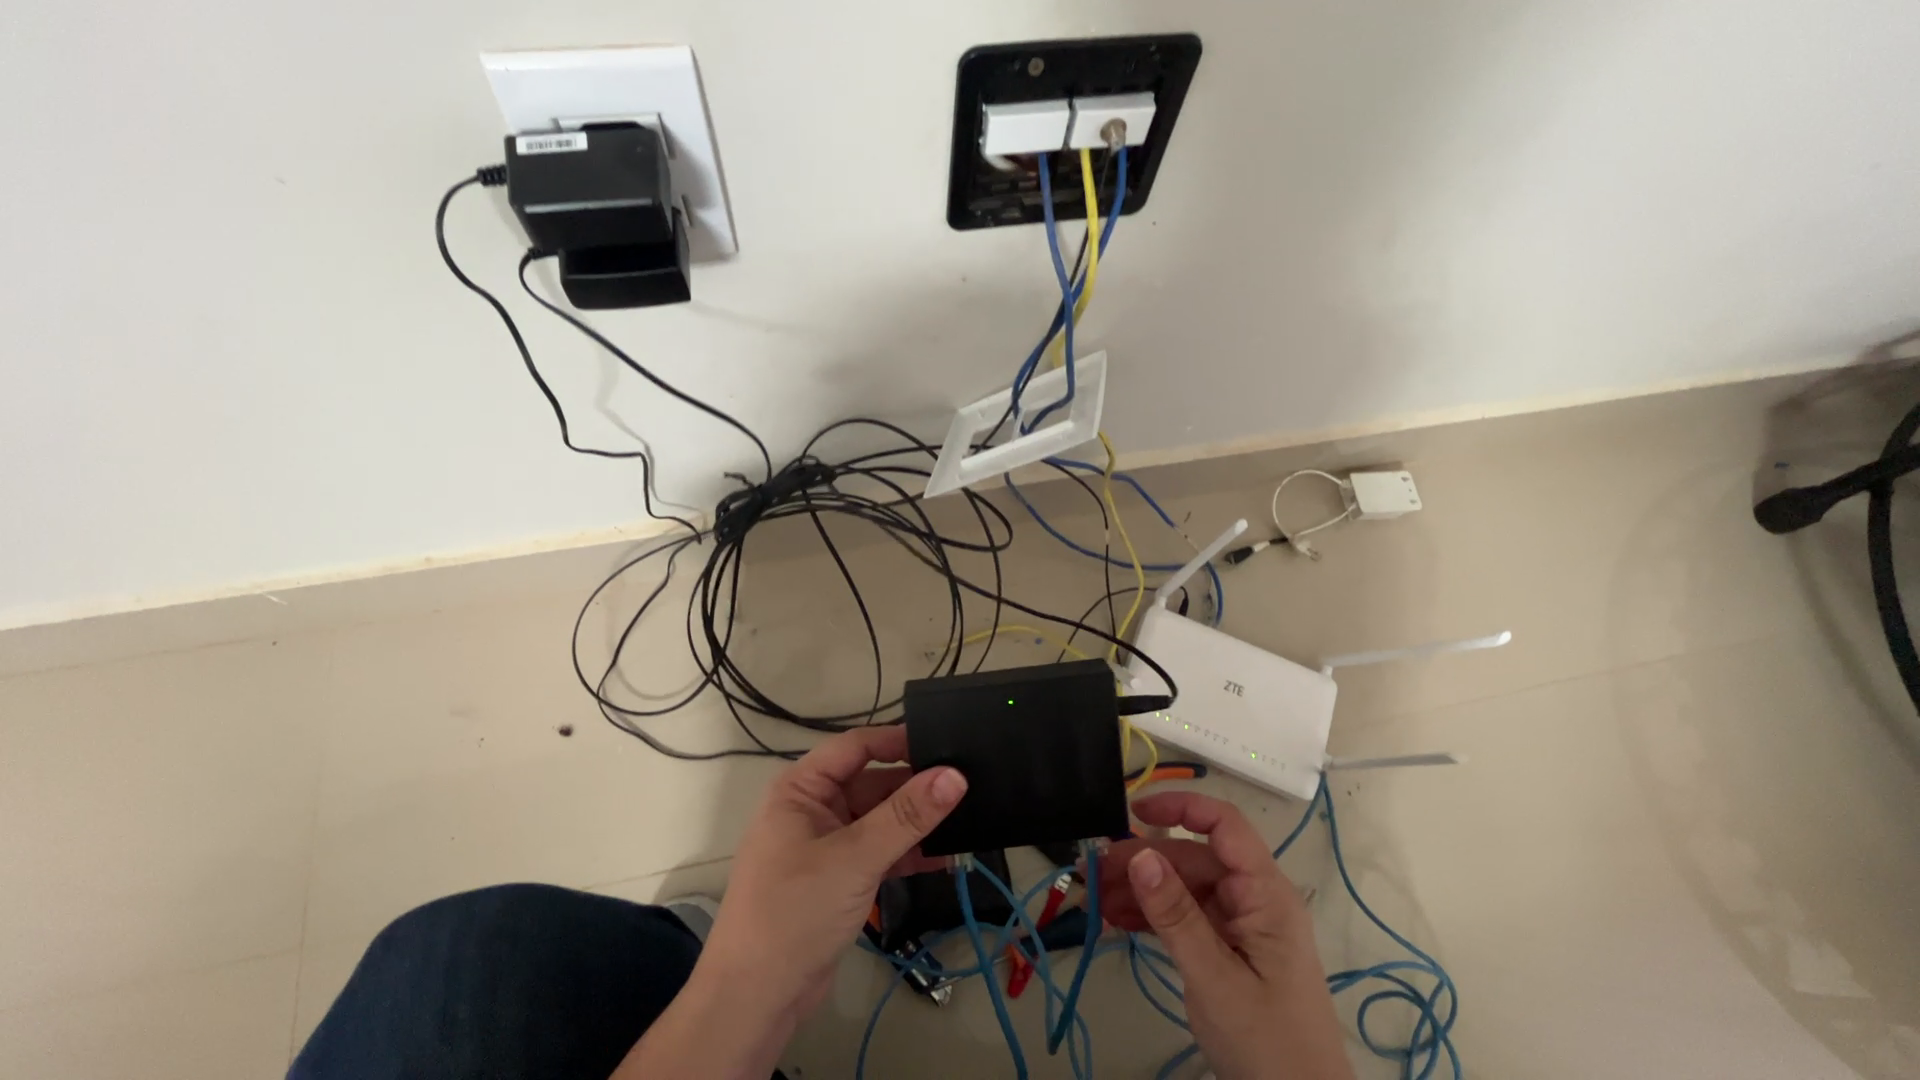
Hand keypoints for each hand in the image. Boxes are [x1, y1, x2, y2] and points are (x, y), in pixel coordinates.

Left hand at [619, 727, 965, 1079]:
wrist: (756, 997)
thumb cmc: (795, 912)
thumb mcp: (855, 859)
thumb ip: (907, 816)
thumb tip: (955, 776)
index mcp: (801, 789)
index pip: (856, 746)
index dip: (899, 740)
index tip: (947, 742)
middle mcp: (813, 809)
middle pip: (873, 783)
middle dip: (917, 788)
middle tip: (971, 787)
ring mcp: (826, 846)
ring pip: (881, 820)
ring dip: (917, 825)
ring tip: (969, 824)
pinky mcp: (839, 878)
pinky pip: (880, 853)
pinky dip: (908, 855)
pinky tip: (946, 860)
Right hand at [1100, 792, 1353, 1079]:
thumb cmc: (1267, 1041)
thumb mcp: (1215, 978)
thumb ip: (1176, 915)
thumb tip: (1139, 853)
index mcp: (1265, 893)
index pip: (1225, 825)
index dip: (1181, 807)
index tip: (1132, 812)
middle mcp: (1253, 899)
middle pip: (1193, 858)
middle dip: (1142, 860)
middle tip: (1091, 872)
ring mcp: (1239, 925)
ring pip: (1183, 888)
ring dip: (1139, 889)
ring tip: (1094, 898)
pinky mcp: (1226, 950)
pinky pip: (1184, 918)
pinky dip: (1151, 917)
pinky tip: (1115, 921)